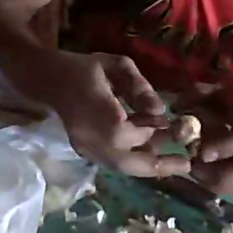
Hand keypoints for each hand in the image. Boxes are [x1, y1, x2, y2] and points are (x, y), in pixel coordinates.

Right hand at [40, 52, 189, 177]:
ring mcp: (85, 149)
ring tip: (174, 163)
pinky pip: (113, 163)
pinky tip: (151, 154)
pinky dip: (134, 161)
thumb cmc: (83, 67)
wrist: (47, 79)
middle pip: (129, 164)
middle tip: (186, 164)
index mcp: (100, 117)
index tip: (172, 123)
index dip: (155, 129)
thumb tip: (161, 112)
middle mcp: (92, 139)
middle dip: (159, 166)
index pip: (136, 134)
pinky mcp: (84, 152)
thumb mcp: (115, 65)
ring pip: (121, 167)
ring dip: (148, 166)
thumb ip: (140, 87)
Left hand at [185, 84, 232, 194]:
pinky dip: (221, 185)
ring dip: (218, 183)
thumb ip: (195, 97)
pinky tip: (204, 175)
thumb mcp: (215, 89)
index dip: (226, 147)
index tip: (203, 154)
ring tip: (196, 171)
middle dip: (221, 176)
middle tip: (193, 169)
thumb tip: (175, 108)